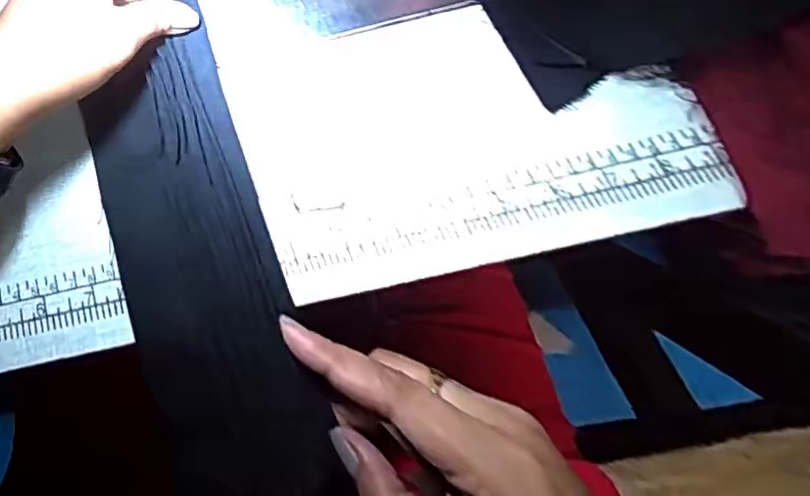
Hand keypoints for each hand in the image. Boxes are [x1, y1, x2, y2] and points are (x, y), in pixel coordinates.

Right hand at [280, 316, 588, 495]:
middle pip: (406, 374)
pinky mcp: (517, 429)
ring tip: (365, 441)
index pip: (398, 390)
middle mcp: (504, 421)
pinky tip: (405, 454)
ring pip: (424, 383)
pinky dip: (415, 418)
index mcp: (494, 456)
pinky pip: (448, 404)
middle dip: (358, 383)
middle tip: (327, 417)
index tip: (291, 329)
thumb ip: (390, 492)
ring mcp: (515, 421)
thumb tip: (346, 436)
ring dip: (385, 402)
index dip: (337, 358)